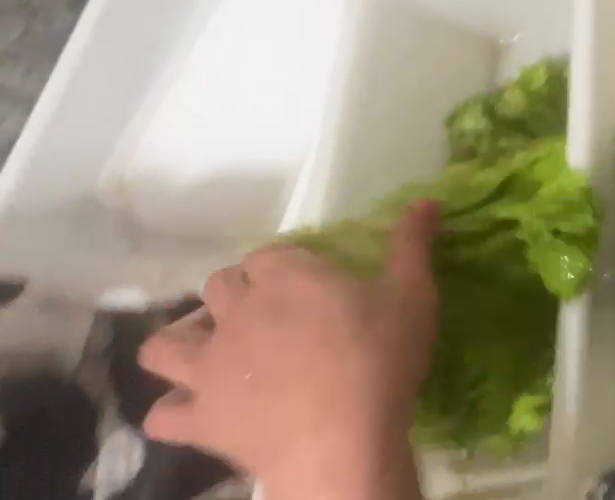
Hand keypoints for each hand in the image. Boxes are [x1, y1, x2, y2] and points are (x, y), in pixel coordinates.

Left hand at [138, 202, 438, 497]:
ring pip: (164, 344)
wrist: (341, 439)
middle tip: (277, 306)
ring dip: (187, 340)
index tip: (313, 274)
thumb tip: (426, 200)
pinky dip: (179, 404)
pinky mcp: (196, 418)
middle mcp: (237, 315)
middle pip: (216, 286)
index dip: (286, 260)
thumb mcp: (414, 292)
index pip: (267, 252)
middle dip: (240, 289)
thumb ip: (412, 243)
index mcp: (289, 279)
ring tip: (221, 347)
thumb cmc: (382, 355)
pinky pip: (163, 410)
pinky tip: (207, 403)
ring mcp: (207, 370)